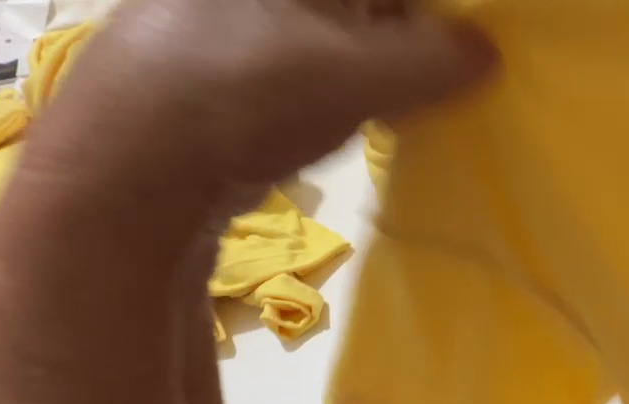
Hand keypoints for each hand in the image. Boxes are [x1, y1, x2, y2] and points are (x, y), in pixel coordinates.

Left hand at [29, 0, 497, 217]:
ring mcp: (242, 11)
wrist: (138, 161)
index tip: (472, 45)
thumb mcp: (360, 76)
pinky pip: (317, 52)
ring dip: (389, 60)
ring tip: (417, 102)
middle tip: (453, 76)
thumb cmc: (248, 94)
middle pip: (368, 7)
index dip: (440, 17)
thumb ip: (434, 61)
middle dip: (416, 33)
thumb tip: (489, 53)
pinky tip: (370, 114)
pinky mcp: (234, 51)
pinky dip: (354, 79)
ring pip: (344, 26)